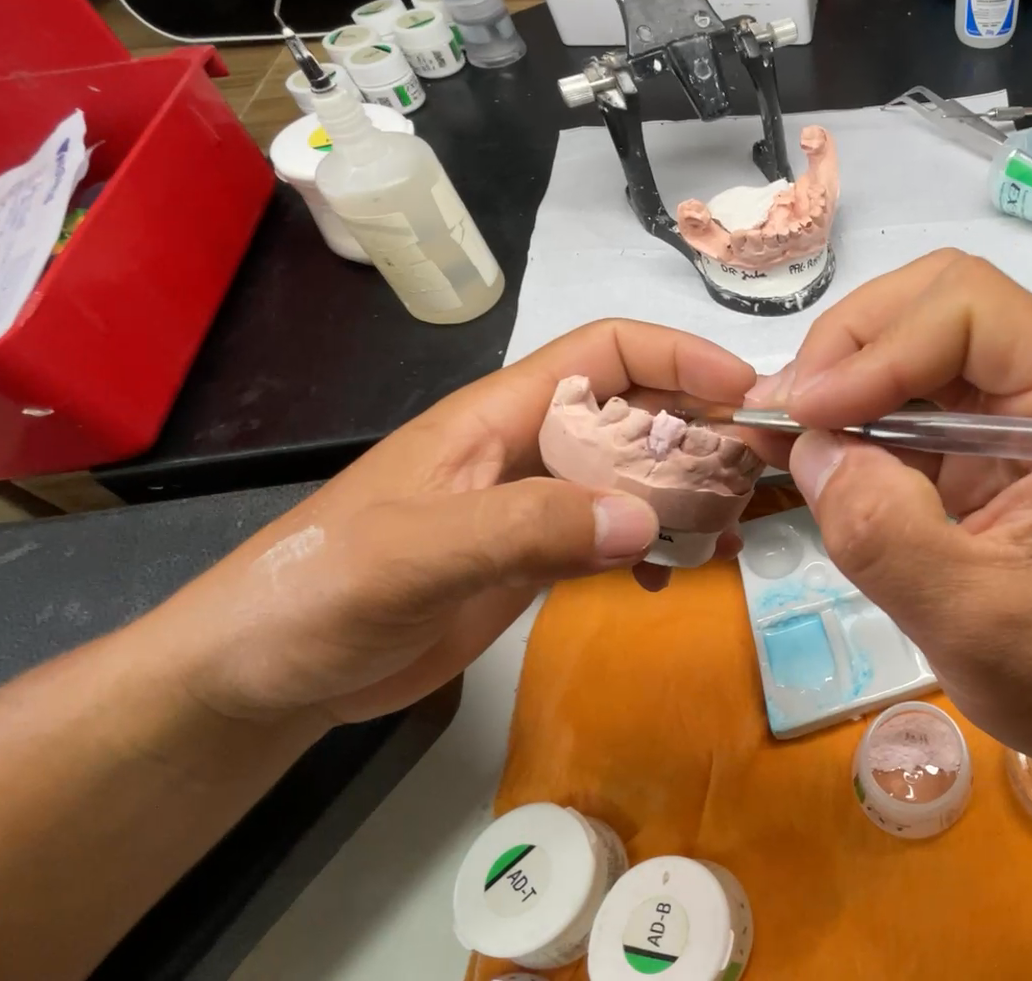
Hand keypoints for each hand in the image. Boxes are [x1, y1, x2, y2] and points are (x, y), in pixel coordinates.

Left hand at [150, 321, 755, 725]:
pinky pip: (621, 535)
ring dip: (694, 489)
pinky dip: (663, 545)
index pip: (605, 352)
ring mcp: (540, 505)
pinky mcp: (541, 557)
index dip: (679, 356)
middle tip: (767, 466)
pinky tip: (688, 571)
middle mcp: (533, 449)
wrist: (264, 678)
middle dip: (706, 427)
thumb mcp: (415, 555)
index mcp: (502, 416)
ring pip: (639, 475)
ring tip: (739, 521)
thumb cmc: (319, 594)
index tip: (743, 393)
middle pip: (639, 411)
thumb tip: (644, 520)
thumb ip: (527, 529)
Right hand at [748, 252, 1031, 781]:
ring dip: (843, 377)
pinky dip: (852, 416)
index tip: (810, 413)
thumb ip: (887, 535)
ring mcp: (1019, 416)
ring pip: (918, 343)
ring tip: (781, 427)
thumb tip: (811, 449)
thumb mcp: (975, 623)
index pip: (975, 311)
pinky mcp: (987, 449)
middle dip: (852, 347)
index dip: (882, 346)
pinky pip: (911, 402)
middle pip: (940, 304)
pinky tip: (811, 448)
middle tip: (787, 411)